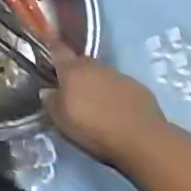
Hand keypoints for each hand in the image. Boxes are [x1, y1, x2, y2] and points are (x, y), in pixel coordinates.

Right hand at [43, 42, 167, 165]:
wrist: (142, 140)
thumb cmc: (94, 128)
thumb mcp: (61, 120)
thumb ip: (51, 101)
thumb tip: (48, 91)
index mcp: (72, 70)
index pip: (58, 49)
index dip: (52, 50)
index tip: (48, 57)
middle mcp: (95, 65)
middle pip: (81, 63)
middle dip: (76, 73)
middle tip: (73, 92)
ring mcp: (119, 75)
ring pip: (102, 75)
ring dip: (97, 85)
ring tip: (97, 106)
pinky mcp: (139, 88)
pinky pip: (120, 87)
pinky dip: (116, 96)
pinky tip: (118, 113)